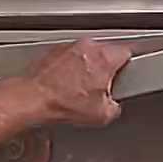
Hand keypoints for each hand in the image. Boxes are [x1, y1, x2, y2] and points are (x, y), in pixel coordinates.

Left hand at [8, 39, 131, 125]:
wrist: (31, 98)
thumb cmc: (62, 102)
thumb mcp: (102, 114)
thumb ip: (116, 106)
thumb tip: (113, 105)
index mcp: (104, 57)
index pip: (128, 51)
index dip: (131, 63)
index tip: (129, 70)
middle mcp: (87, 46)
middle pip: (107, 53)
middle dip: (106, 69)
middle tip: (101, 87)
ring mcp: (69, 47)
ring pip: (87, 55)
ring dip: (86, 68)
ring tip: (80, 89)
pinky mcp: (54, 51)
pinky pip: (69, 58)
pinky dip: (70, 69)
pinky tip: (65, 86)